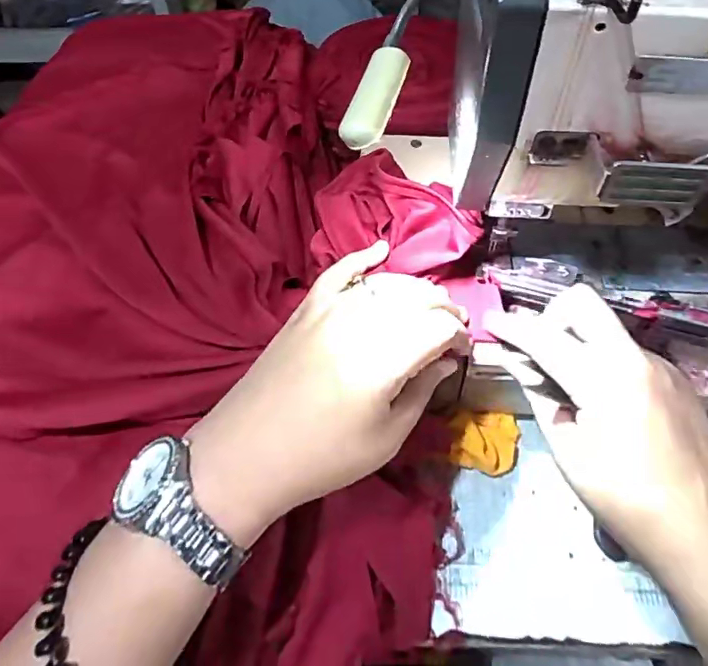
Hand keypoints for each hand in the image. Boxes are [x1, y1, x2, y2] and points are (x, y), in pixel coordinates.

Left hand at [184, 241, 468, 540]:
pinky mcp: (307, 308)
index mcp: (384, 360)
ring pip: (389, 283)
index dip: (460, 337)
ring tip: (428, 309)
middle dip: (445, 311)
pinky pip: (340, 271)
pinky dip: (363, 258)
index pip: (440, 328)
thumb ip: (422, 391)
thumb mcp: (386, 438)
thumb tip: (446, 361)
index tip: (463, 353)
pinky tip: (381, 251)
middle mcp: (360, 324)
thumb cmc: (322, 457)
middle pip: (420, 298)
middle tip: (450, 333)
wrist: (244, 457)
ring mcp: (330, 310)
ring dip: (417, 291)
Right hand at [483, 286, 707, 564]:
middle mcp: (633, 354)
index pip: (546, 337)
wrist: (702, 525)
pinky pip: (632, 354)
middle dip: (552, 315)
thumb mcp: (569, 453)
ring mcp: (659, 363)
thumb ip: (542, 396)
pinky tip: (612, 408)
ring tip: (574, 392)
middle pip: (583, 302)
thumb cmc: (625, 499)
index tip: (493, 321)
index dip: (513, 328)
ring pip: (609, 329)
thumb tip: (519, 363)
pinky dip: (609, 365)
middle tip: (540, 350)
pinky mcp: (676, 377)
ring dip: (582, 343)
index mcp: (603, 374)